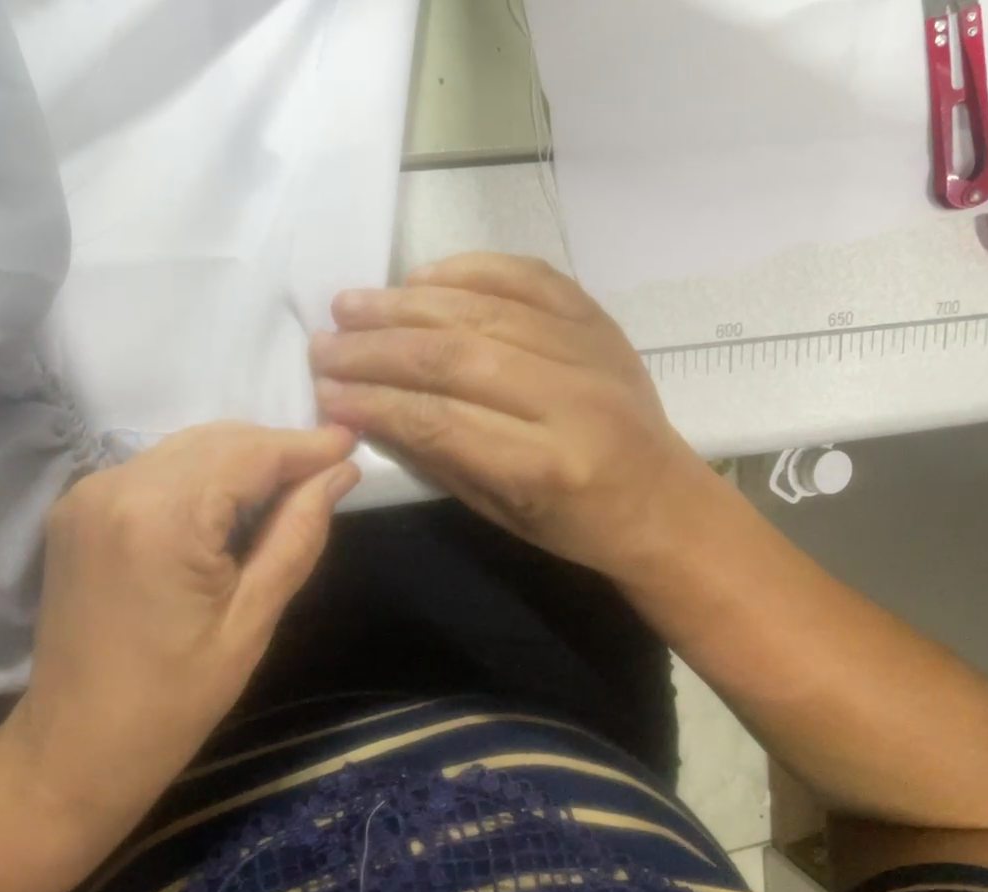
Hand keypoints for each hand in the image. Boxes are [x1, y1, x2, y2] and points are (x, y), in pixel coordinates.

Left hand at [2, 421, 358, 854]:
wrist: (75, 749)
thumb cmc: (174, 703)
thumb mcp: (251, 624)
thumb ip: (297, 536)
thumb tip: (340, 474)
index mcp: (161, 516)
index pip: (249, 454)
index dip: (305, 445)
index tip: (353, 441)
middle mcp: (116, 486)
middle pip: (215, 441)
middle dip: (274, 450)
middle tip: (328, 469)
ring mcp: (87, 495)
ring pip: (183, 450)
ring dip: (238, 460)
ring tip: (288, 488)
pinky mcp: (75, 511)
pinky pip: (152, 472)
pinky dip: (198, 477)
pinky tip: (229, 504)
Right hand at [310, 253, 709, 579]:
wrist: (663, 501)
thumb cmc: (574, 525)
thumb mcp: (497, 512)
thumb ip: (434, 456)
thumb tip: (365, 409)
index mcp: (544, 465)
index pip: (438, 419)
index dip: (374, 402)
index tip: (325, 392)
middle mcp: (568, 399)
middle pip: (453, 357)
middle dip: (377, 349)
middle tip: (324, 344)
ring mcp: (588, 351)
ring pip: (481, 311)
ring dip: (405, 305)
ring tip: (351, 305)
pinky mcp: (598, 320)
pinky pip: (527, 277)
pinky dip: (469, 270)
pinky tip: (420, 277)